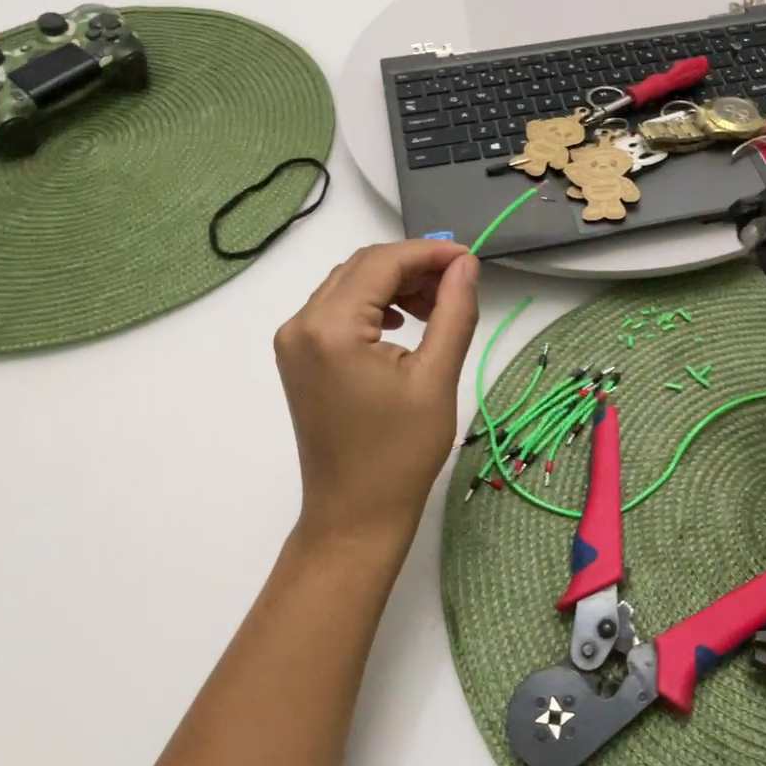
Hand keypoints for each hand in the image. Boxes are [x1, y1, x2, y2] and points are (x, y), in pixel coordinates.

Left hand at [275, 240, 479, 546]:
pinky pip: (337, 311)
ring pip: (349, 286)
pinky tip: (406, 325)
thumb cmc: (400, 454)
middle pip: (362, 268)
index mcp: (330, 328)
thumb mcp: (436, 378)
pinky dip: (374, 307)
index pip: (381, 262)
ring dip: (394, 286)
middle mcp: (301, 325)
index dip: (429, 252)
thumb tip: (466, 266)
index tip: (471, 258)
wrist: (355, 513)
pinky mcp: (299, 358)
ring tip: (437, 309)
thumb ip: (453, 313)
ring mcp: (294, 342)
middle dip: (413, 267)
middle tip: (459, 285)